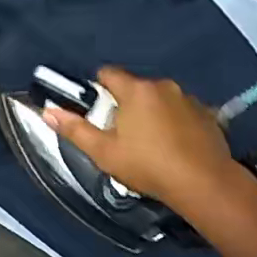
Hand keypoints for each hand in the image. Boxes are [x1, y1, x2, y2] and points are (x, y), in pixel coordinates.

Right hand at [42, 67, 243, 208]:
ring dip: (152, 113)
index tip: (96, 108)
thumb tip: (48, 111)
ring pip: (161, 99)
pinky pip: (183, 112)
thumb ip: (75, 130)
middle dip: (126, 105)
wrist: (202, 182)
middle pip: (135, 88)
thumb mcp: (104, 152)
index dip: (98, 87)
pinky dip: (175, 123)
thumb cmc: (147, 166)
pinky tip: (174, 146)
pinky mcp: (208, 114)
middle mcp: (164, 86)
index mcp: (136, 90)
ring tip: (150, 144)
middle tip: (120, 135)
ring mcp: (189, 98)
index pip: (109, 74)